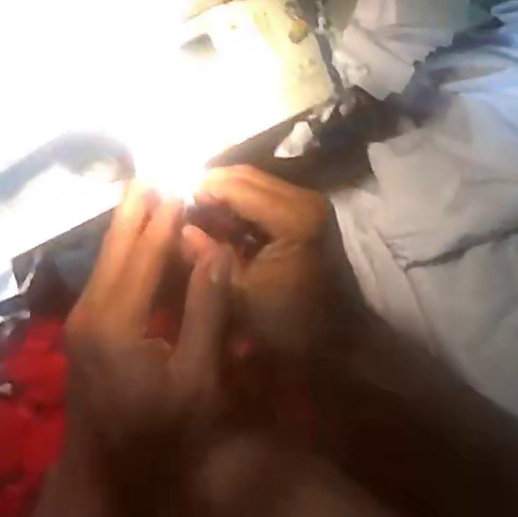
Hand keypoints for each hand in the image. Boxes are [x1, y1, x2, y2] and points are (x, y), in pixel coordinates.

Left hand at [64, 185, 231, 485]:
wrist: (103, 475)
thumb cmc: (158, 434)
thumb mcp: (196, 380)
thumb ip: (206, 312)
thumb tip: (216, 253)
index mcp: (116, 321)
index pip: (143, 255)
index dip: (163, 219)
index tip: (179, 185)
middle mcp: (91, 309)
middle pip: (116, 246)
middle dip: (135, 208)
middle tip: (152, 171)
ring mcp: (82, 316)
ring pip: (107, 257)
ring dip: (129, 225)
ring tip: (149, 193)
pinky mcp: (83, 324)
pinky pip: (106, 274)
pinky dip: (126, 250)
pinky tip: (142, 238)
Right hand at [184, 166, 356, 361]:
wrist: (342, 340)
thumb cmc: (291, 324)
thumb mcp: (241, 296)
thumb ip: (208, 257)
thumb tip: (180, 229)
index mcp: (293, 219)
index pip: (238, 186)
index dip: (203, 190)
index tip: (174, 204)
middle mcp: (305, 199)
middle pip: (246, 176)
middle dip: (211, 187)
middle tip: (183, 206)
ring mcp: (310, 202)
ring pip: (254, 181)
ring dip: (225, 192)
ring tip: (198, 213)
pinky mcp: (308, 210)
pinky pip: (265, 193)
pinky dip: (240, 201)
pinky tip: (222, 219)